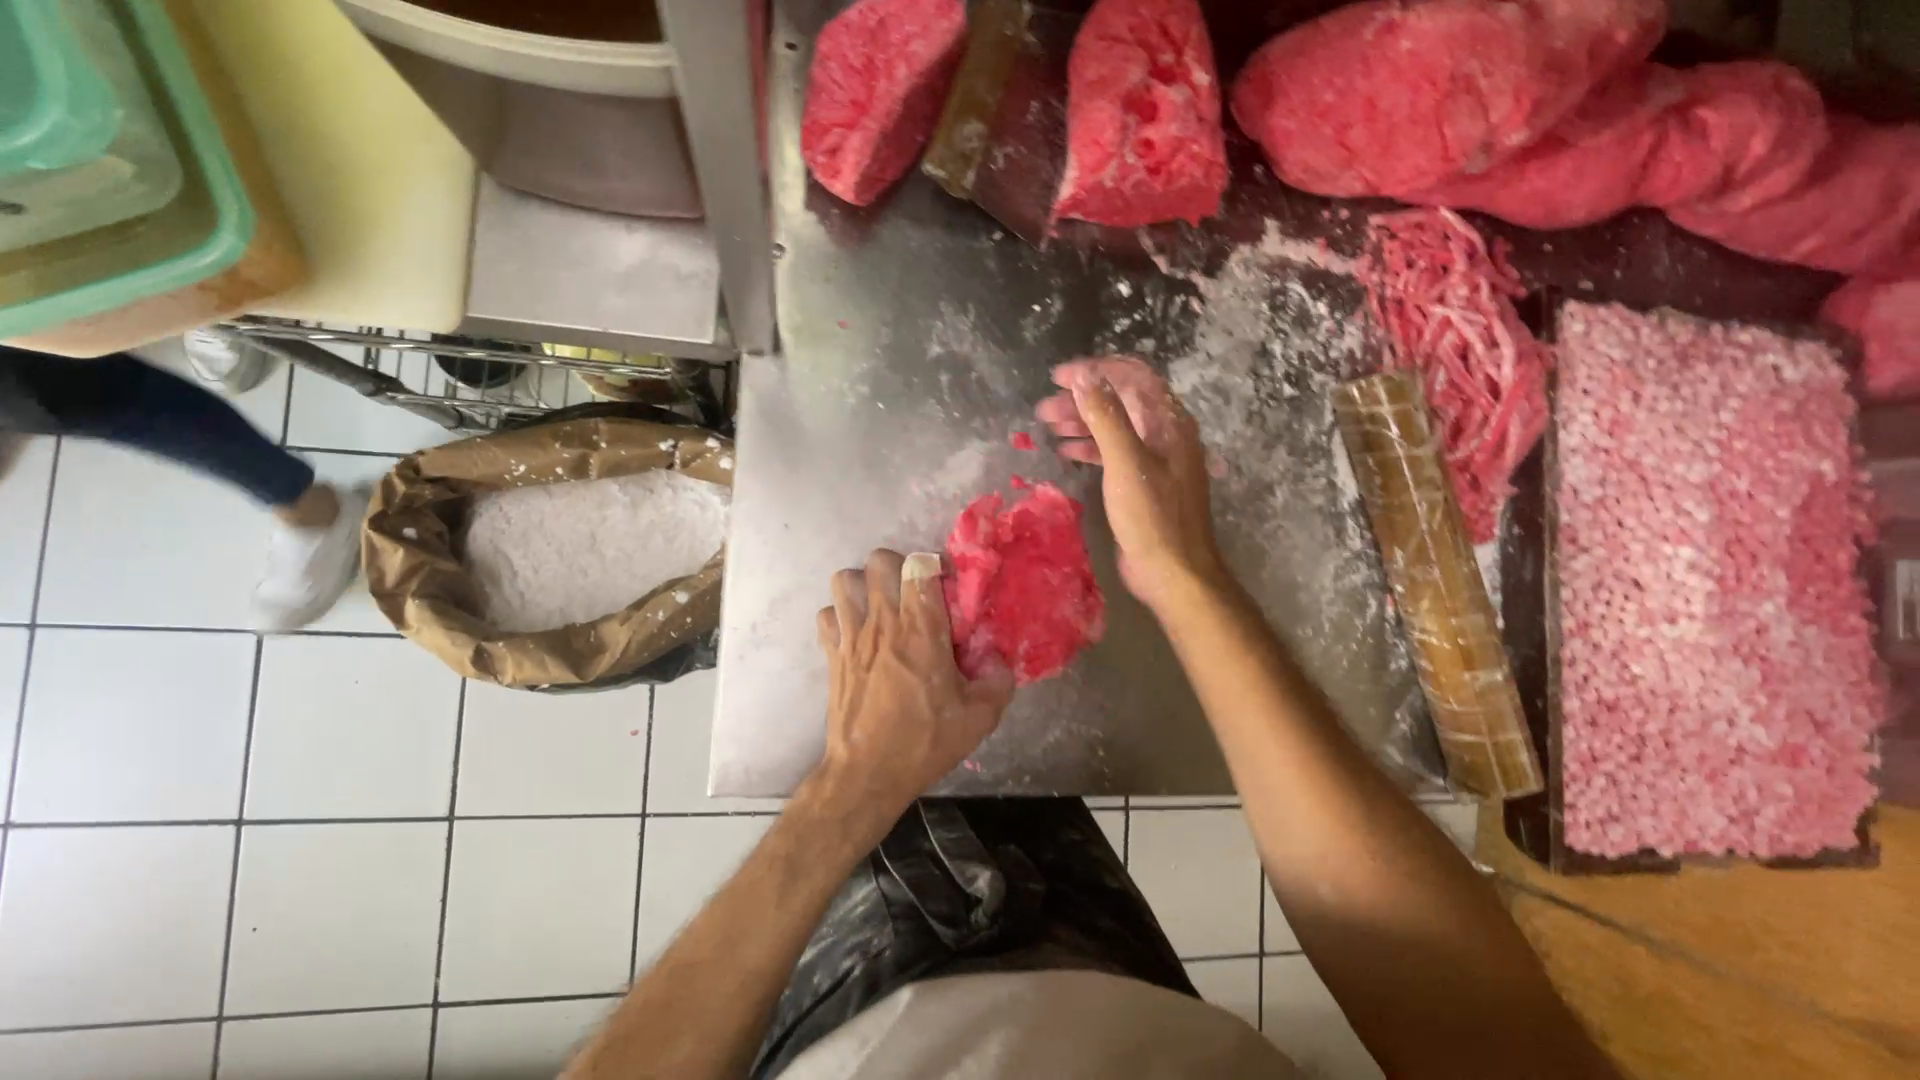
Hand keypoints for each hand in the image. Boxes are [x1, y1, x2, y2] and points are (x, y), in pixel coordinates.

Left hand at [810, 550, 1014, 823]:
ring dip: (863, 585)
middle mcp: (883, 623)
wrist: (867, 773)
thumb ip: (998, 683)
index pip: (919, 566)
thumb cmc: (924, 743)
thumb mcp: (978, 718)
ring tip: (881, 607)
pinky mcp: (831, 654)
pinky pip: (827, 614)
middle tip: (912, 594)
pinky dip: (840, 616)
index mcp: (922, 630)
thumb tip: (1002, 661)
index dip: (932, 566)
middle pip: (879, 560)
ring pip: (845, 579)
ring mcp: (852, 637)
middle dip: (897, 567)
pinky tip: (857, 634)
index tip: (944, 588)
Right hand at [1035, 357, 1226, 612]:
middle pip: (1121, 400)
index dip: (1096, 371)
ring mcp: (1155, 459)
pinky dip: (1090, 446)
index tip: (1058, 377)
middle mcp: (1165, 434)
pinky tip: (1065, 450)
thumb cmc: (1152, 517)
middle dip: (1082, 398)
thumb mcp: (1126, 463)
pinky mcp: (1143, 482)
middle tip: (1044, 407)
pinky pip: (1114, 451)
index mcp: (1169, 423)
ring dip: (1082, 421)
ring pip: (1115, 425)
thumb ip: (1107, 417)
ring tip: (1046, 424)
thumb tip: (1086, 377)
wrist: (1174, 572)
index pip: (1133, 377)